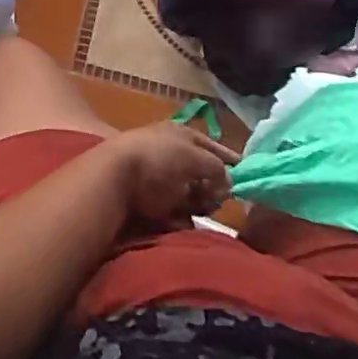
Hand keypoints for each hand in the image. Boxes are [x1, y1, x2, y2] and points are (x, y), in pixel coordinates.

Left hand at [102, 123, 237, 226]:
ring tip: (199, 213)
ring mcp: (158, 180)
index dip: (229, 160)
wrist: (112, 178)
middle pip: (201, 175)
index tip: (245, 177)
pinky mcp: (147, 204)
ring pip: (189, 196)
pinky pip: (173, 214)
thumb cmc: (159, 159)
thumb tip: (229, 182)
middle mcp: (171, 155)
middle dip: (212, 189)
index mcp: (181, 135)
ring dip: (198, 207)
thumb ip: (217, 168)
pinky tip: (183, 224)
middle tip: (215, 200)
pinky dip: (180, 221)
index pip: (212, 146)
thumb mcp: (195, 156)